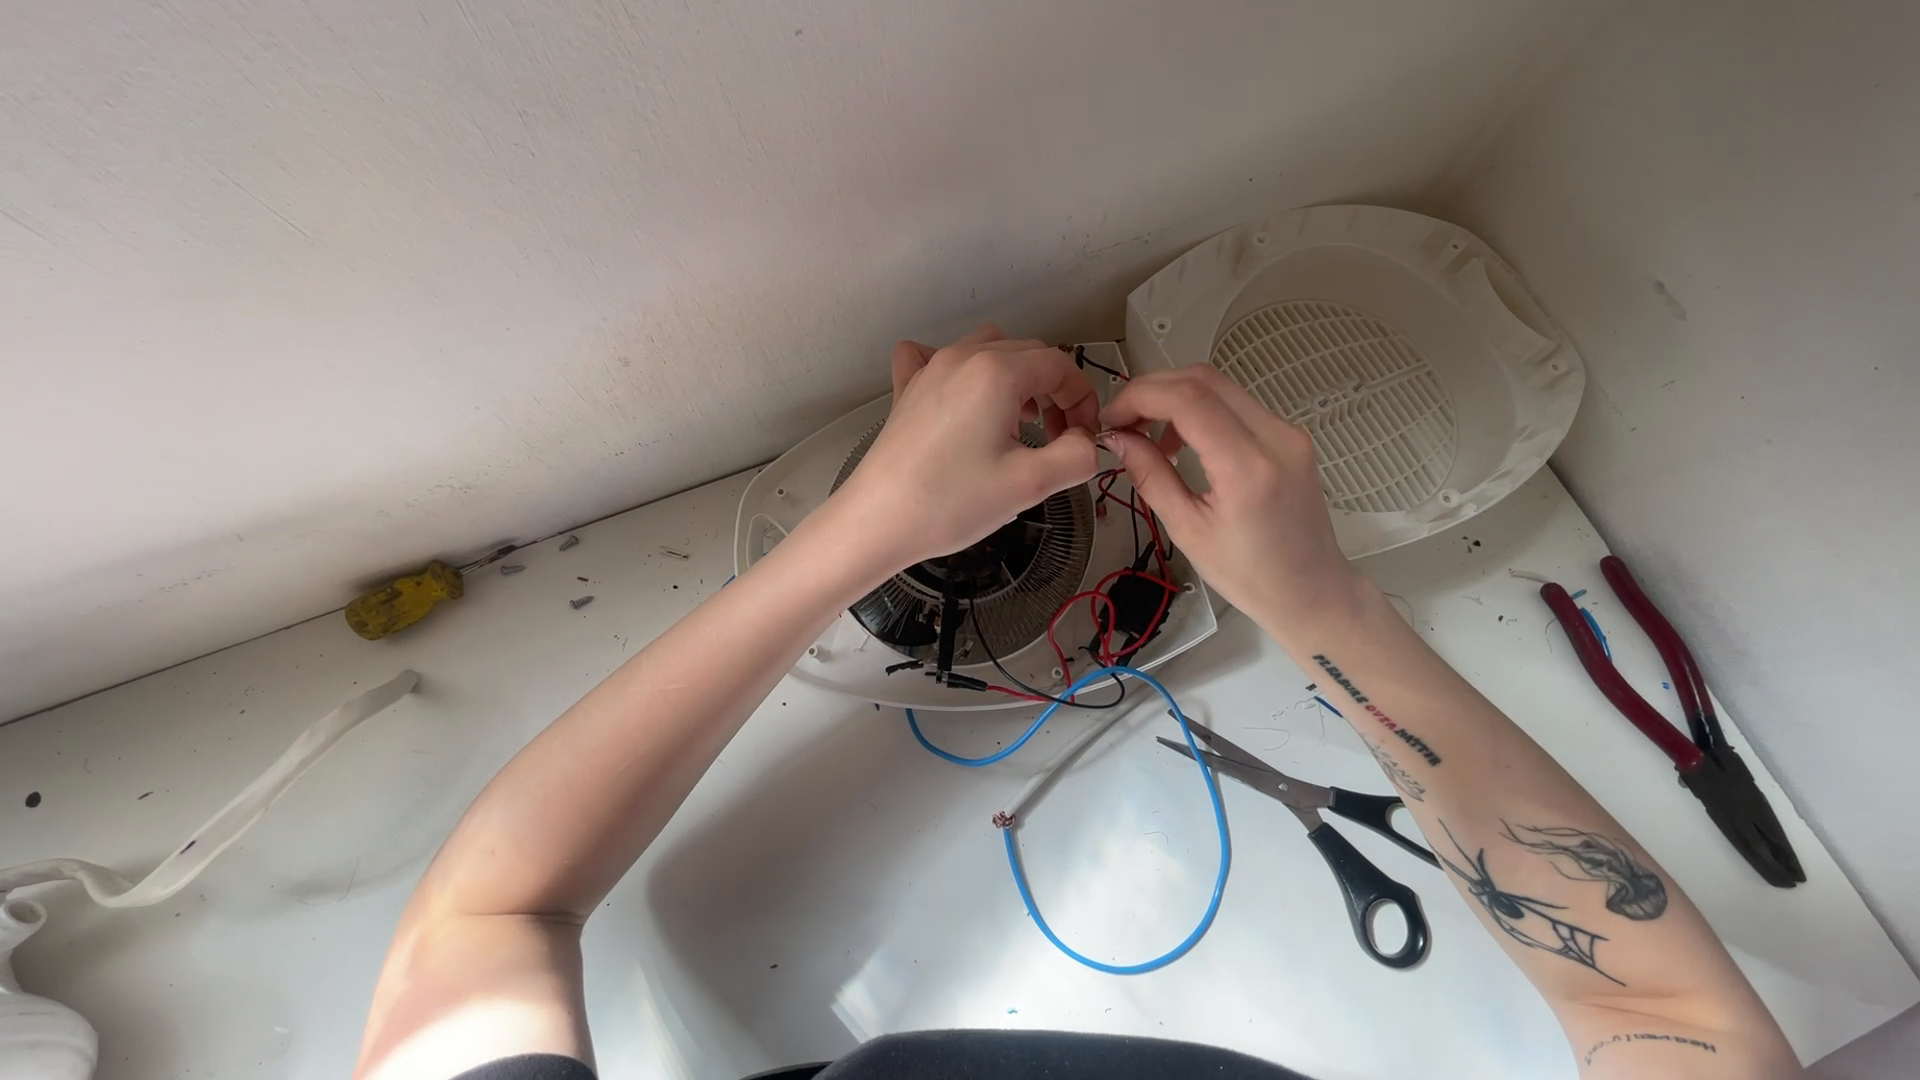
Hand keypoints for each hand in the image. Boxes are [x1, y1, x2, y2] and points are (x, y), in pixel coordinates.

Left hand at [827, 324, 1101, 572]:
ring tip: (1021, 422)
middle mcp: (962, 358)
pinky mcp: (909, 390)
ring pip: (990, 350)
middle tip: (1058, 438)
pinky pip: (938, 357)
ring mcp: (930, 370)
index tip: (1083, 437)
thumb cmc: (947, 503)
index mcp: (996, 372)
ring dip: (1017, 379)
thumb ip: (1078, 455)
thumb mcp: (1032, 483)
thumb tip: (1087, 443)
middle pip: (1029, 354)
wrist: (878, 522)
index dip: (1083, 401)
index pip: (1061, 367)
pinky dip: (965, 371)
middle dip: (1055, 392)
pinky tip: (966, 399)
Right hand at [1098, 365, 1359, 630]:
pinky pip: (1235, 403)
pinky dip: (1198, 408)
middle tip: (1121, 420)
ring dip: (1173, 397)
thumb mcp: (1186, 530)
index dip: (1140, 398)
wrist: (1310, 589)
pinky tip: (1179, 438)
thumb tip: (1116, 439)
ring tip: (1145, 431)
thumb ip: (1151, 476)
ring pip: (1219, 385)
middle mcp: (1276, 437)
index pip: (1188, 400)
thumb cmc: (1247, 574)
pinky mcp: (1289, 434)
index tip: (1110, 419)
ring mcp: (1288, 431)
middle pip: (1203, 380)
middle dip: (1152, 389)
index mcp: (1248, 468)